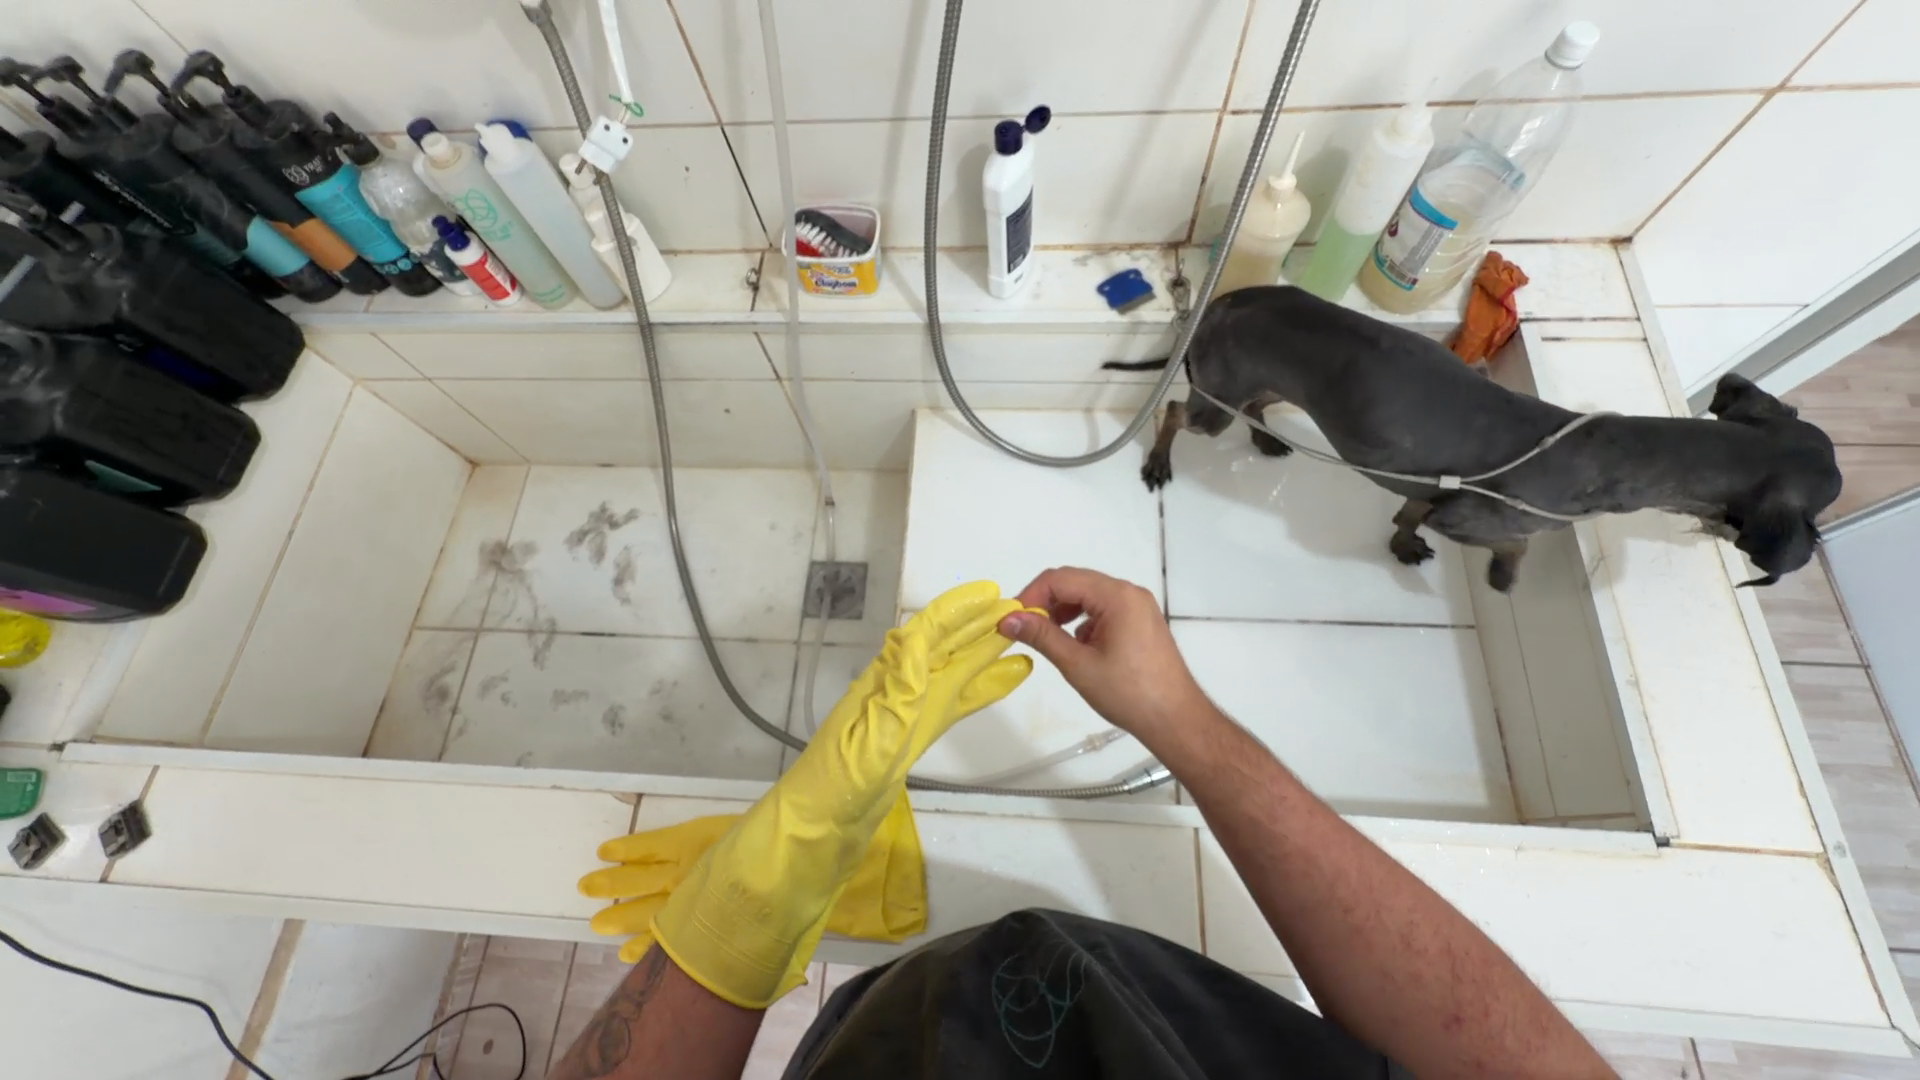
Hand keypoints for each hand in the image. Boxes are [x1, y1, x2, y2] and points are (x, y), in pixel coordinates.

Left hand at [648, 581, 1032, 1007]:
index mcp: (885, 683)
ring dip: (986, 652)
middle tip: (1021, 609)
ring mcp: (907, 712)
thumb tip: (917, 636)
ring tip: (1022, 637)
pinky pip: (956, 702)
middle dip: (979, 625)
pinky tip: (1006, 680)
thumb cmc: (839, 785)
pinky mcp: (915, 736)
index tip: (992, 594)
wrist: (816, 832)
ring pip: (955, 671)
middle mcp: (898, 688)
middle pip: (944, 646)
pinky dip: (982, 688)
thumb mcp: (872, 738)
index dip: (958, 612)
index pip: (925, 634)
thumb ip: (898, 691)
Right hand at [997, 567, 1209, 746]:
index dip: (1031, 595)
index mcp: (1116, 596)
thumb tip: (1008, 619)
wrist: (1175, 719)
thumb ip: (1042, 636)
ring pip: (1088, 596)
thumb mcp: (1078, 664)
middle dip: (1045, 602)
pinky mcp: (1140, 622)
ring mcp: (1138, 606)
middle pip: (1075, 582)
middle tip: (1022, 628)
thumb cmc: (1127, 693)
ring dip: (1062, 610)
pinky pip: (1103, 609)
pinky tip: (1075, 646)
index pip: (1061, 578)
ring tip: (1045, 637)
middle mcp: (1129, 592)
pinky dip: (1082, 621)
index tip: (1011, 620)